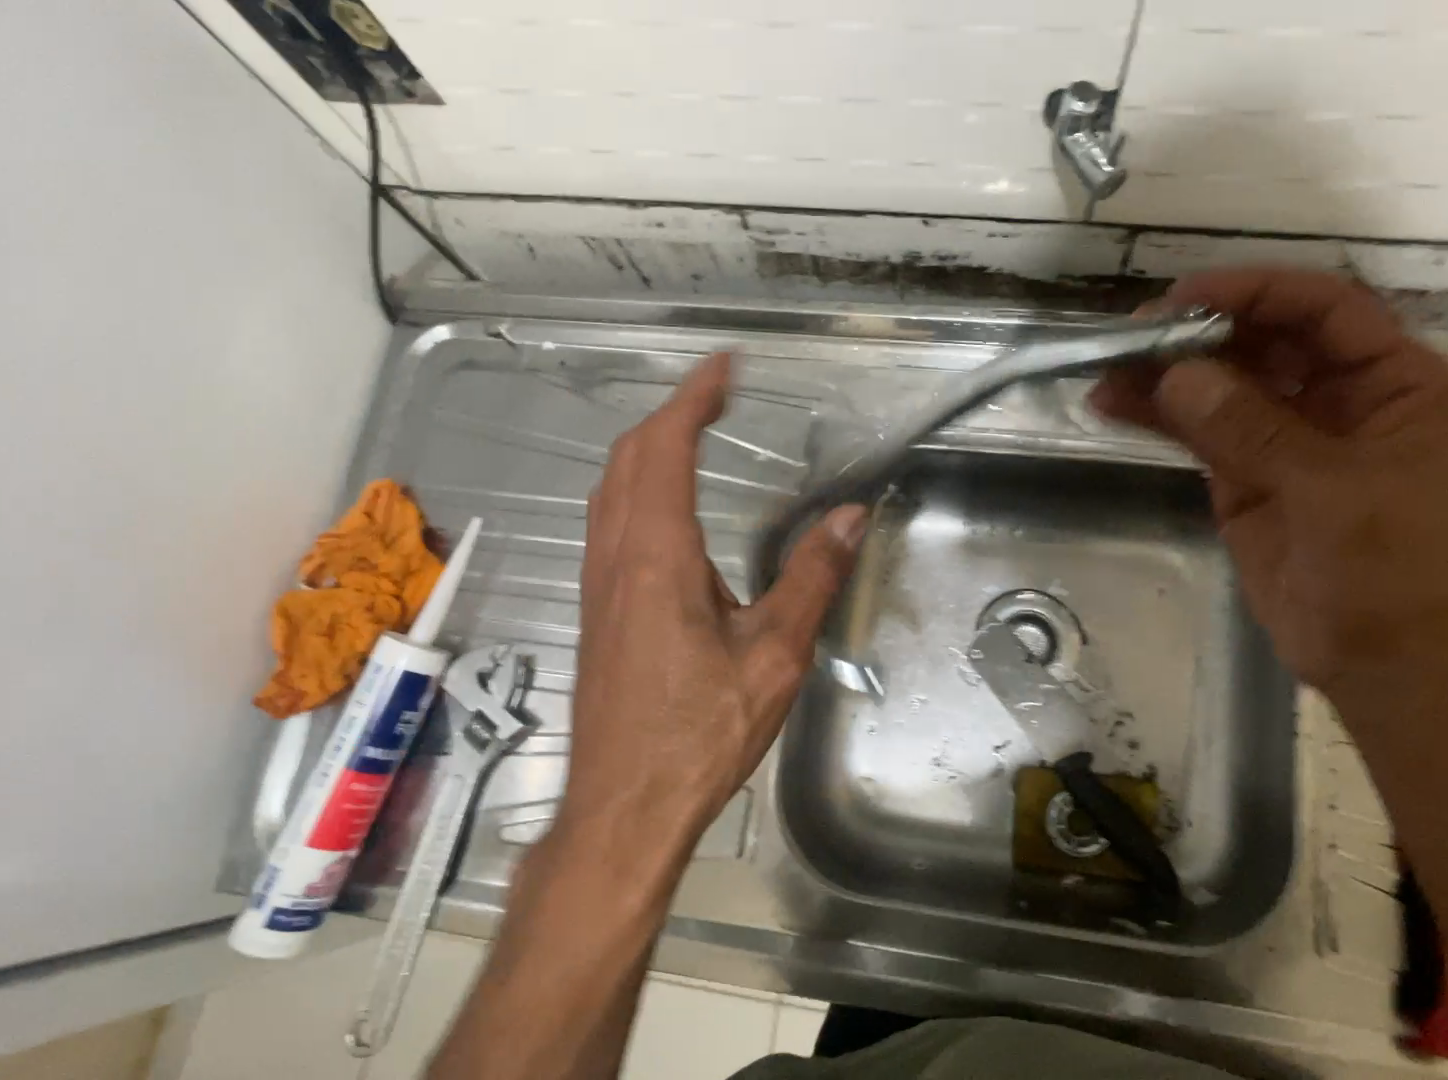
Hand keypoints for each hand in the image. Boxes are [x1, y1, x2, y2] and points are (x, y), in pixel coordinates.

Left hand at [565, 352, 865, 839]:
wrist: (624, 806)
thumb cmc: (700, 732)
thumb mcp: (773, 655)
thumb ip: (810, 578)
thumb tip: (849, 516)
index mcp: (656, 556)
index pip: (665, 448)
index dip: (694, 398)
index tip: (725, 366)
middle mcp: (616, 558)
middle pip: (627, 458)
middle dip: (669, 414)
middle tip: (716, 396)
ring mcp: (598, 586)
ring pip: (610, 490)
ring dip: (647, 449)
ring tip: (693, 435)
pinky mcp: (598, 612)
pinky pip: (609, 524)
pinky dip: (637, 488)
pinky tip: (667, 512)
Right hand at [1090, 268, 1447, 690]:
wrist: (1380, 662)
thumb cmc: (1389, 571)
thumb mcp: (1330, 490)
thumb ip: (1252, 429)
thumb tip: (1176, 377)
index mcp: (1396, 384)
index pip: (1326, 311)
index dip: (1258, 292)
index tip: (1187, 296)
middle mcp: (1343, 399)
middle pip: (1265, 344)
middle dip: (1201, 335)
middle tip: (1133, 335)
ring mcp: (1290, 439)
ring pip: (1224, 388)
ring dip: (1168, 377)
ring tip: (1107, 370)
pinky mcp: (1248, 477)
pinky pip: (1201, 434)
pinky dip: (1161, 420)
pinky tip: (1114, 406)